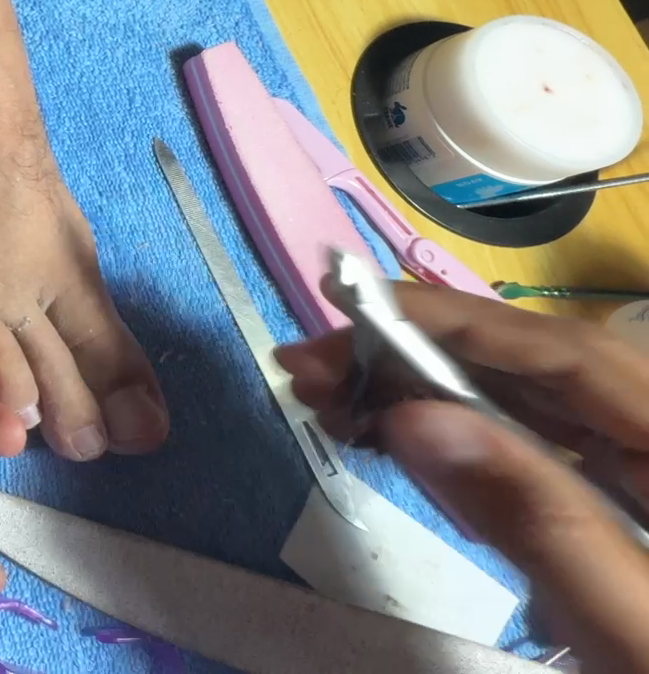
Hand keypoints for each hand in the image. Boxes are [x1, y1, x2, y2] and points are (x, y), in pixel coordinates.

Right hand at [275, 284, 648, 670]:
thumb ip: (538, 520)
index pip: (568, 355)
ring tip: (327, 400)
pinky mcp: (608, 492)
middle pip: (527, 368)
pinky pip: (515, 433)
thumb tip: (408, 419)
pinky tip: (377, 431)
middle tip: (308, 367)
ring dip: (407, 388)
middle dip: (405, 355)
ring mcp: (636, 464)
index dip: (453, 317)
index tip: (349, 300)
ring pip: (512, 396)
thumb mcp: (634, 625)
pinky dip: (436, 425)